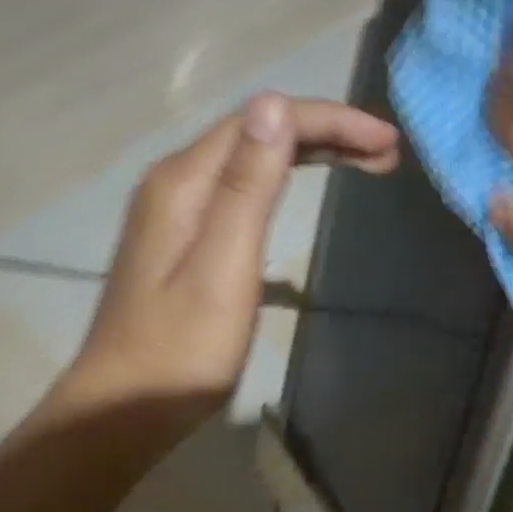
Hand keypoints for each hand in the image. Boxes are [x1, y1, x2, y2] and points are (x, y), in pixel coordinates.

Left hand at [60, 93, 398, 418]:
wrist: (125, 406)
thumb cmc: (181, 348)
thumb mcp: (223, 267)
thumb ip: (248, 187)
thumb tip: (273, 104)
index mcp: (185, 182)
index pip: (262, 121)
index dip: (328, 121)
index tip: (386, 142)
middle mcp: (178, 184)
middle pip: (257, 134)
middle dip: (326, 134)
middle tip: (387, 153)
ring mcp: (178, 213)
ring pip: (250, 161)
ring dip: (309, 154)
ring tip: (364, 165)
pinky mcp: (184, 242)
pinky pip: (242, 192)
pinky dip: (284, 183)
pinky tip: (304, 196)